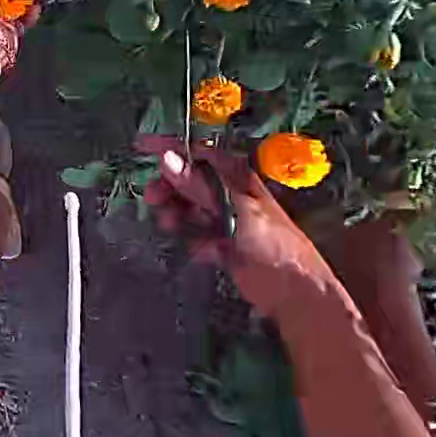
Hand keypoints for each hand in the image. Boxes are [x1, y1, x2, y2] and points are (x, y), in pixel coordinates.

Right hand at [134, 136, 335, 319]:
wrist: (294, 291)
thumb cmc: (272, 243)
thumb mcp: (235, 209)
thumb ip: (200, 185)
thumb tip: (167, 159)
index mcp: (234, 174)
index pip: (195, 152)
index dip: (168, 147)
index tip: (141, 145)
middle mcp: (226, 191)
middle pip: (185, 180)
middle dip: (168, 188)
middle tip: (154, 199)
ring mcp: (223, 216)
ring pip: (186, 207)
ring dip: (176, 215)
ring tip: (173, 227)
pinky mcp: (221, 241)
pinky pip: (194, 234)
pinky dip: (193, 241)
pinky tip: (204, 252)